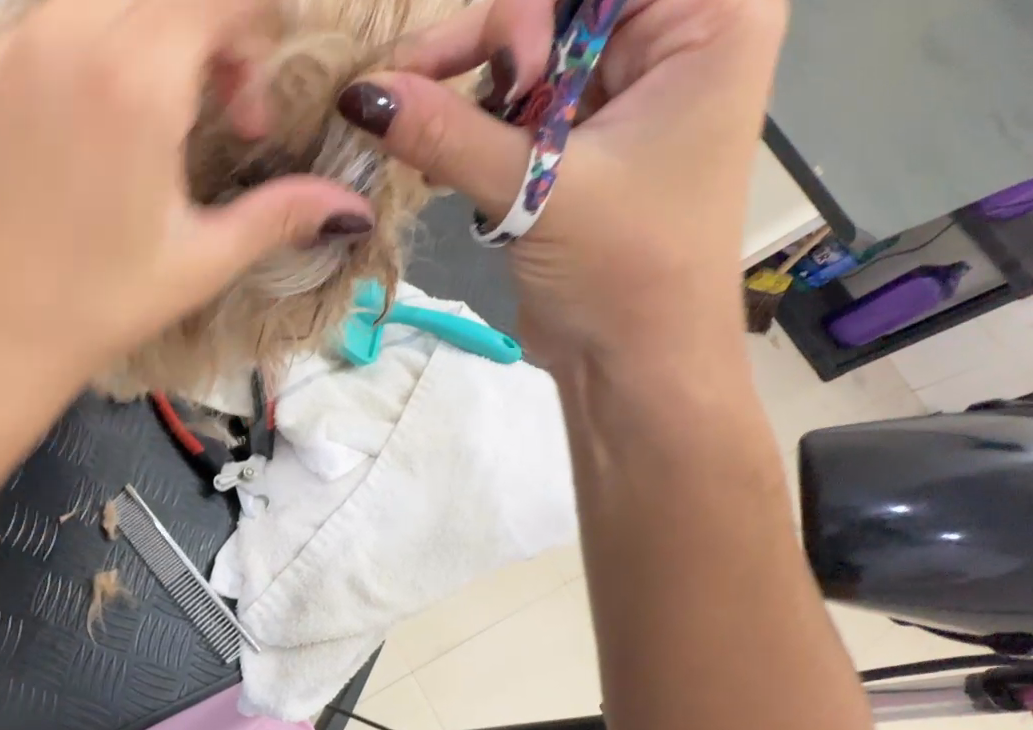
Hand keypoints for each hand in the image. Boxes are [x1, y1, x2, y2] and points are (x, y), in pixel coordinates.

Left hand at [0, 0, 372, 457]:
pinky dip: (75, 56)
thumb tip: (353, 208)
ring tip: (144, 116)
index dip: (254, 39)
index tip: (248, 112)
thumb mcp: (201, 260)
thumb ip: (281, 213)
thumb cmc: (102, 307)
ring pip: (93, 5)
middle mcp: (62, 44)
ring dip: (137, 39)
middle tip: (204, 113)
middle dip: (201, 36)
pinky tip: (83, 125)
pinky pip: (35, 34)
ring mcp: (3, 60)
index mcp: (133, 80)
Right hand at [340, 0, 788, 370]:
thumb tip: (357, 95)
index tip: (503, 81)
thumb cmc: (624, 270)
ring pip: (524, 53)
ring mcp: (620, 88)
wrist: (634, 359)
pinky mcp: (579, 134)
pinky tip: (437, 158)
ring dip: (463, 90)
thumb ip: (447, 133)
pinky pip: (513, 102)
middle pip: (554, 6)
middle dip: (480, 48)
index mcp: (708, 19)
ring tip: (417, 139)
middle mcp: (669, 36)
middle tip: (405, 92)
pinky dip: (470, 124)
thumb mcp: (535, 190)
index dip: (529, 14)